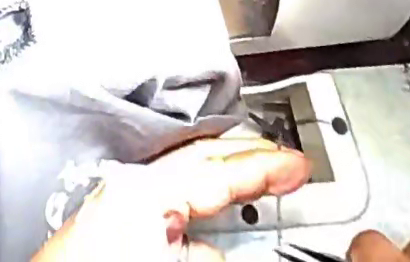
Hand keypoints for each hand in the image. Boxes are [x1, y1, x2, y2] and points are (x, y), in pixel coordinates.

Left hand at [30, 136, 311, 261]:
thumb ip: (208, 254)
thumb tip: (235, 250)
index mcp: (146, 190)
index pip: (218, 168)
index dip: (264, 166)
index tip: (298, 164)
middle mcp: (131, 186)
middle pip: (200, 159)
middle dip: (245, 157)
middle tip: (284, 162)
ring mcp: (119, 202)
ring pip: (186, 177)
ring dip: (225, 176)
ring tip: (259, 181)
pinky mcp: (111, 222)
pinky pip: (168, 200)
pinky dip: (200, 202)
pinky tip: (213, 227)